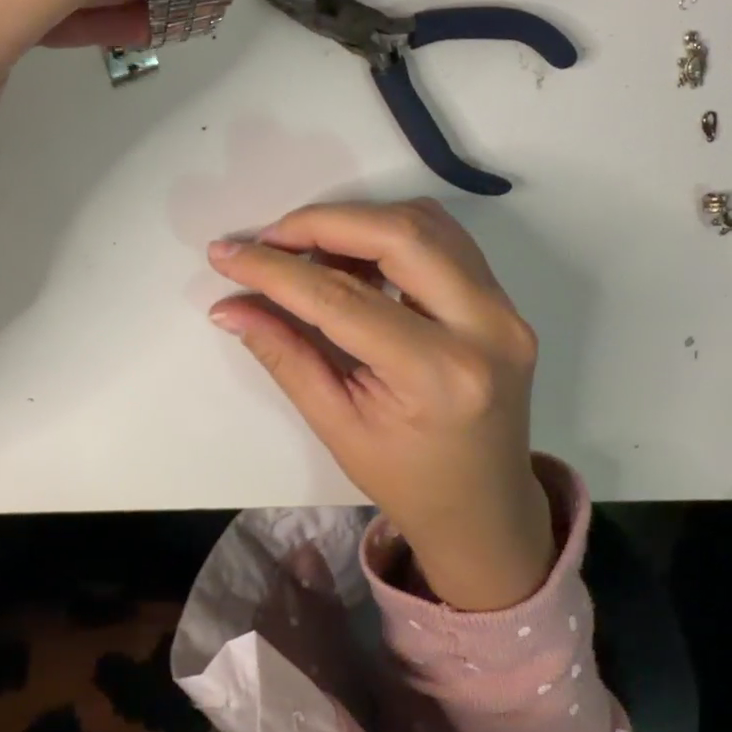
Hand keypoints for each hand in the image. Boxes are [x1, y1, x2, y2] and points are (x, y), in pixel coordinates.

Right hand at [206, 201, 553, 611]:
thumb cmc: (404, 479)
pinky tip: (349, 258)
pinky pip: (443, 240)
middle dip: (320, 223)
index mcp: (437, 375)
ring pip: (426, 224)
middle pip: (399, 234)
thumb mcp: (334, 424)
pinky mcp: (505, 301)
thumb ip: (283, 355)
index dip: (275, 270)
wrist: (485, 510)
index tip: (226, 255)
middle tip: (266, 239)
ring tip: (303, 248)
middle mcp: (485, 329)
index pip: (341, 298)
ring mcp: (505, 309)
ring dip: (356, 222)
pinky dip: (387, 234)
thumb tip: (228, 306)